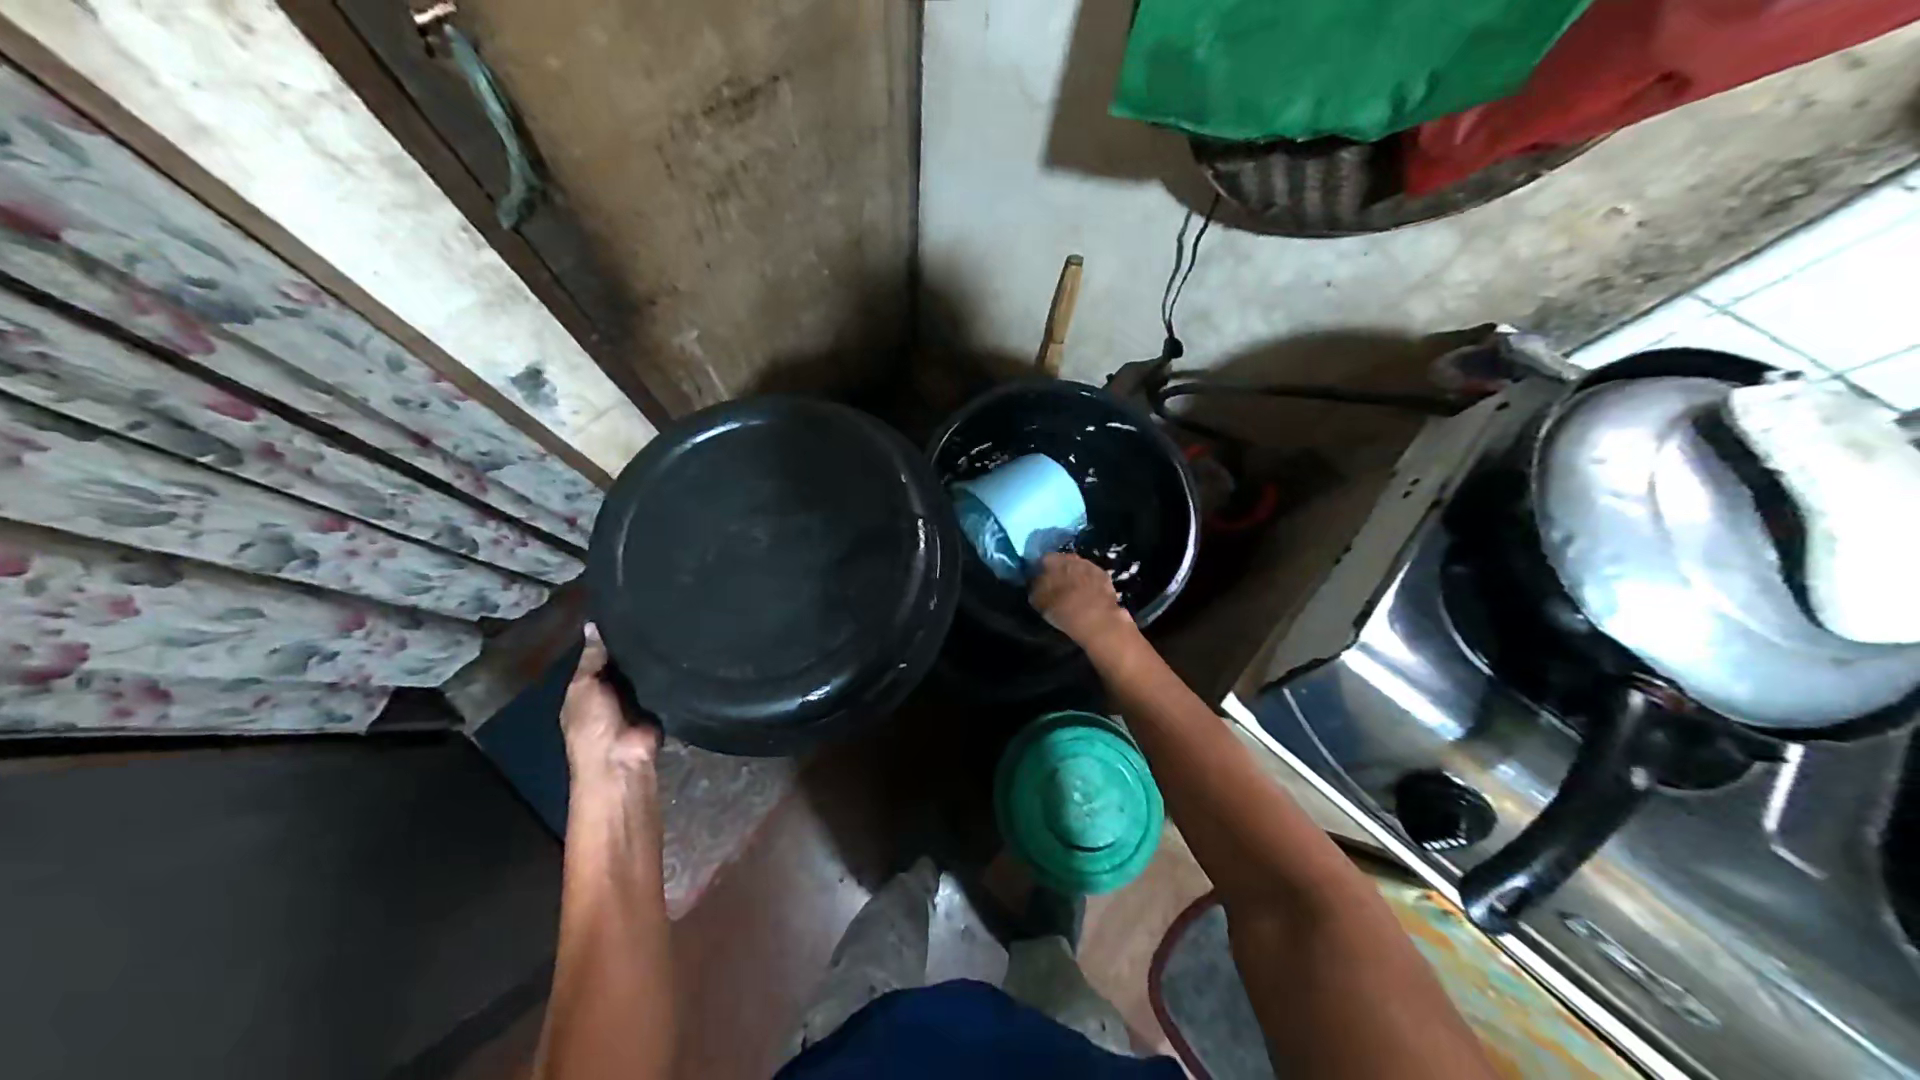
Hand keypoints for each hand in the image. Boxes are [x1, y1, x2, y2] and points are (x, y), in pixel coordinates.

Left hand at [561, 623, 660, 786]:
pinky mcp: (658, 706)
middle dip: (633, 647)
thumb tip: (592, 624)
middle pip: (623, 663)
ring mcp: (636, 700)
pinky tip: (679, 652)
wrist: (620, 759)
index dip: (607, 637)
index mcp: (586, 689)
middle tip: (653, 616)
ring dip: (653, 659)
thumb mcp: (583, 686)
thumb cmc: (591, 724)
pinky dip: (669, 674)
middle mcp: (611, 693)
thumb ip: (591, 657)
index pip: (598, 657)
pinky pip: (663, 684)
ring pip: (645, 672)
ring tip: (669, 626)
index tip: (625, 611)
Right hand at [1029, 553, 1135, 649]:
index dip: (1042, 571)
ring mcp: (1089, 564)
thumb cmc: (1061, 609)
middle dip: (1060, 572)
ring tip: (1075, 592)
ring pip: (1079, 568)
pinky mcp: (1105, 575)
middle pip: (1063, 561)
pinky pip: (1093, 576)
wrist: (1095, 617)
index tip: (1041, 581)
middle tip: (1058, 586)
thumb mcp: (1038, 601)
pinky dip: (1090, 583)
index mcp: (1051, 560)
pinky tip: (1090, 595)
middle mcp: (1070, 557)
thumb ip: (1035, 587)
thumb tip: (1035, 582)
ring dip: (1076, 576)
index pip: (1043, 560)